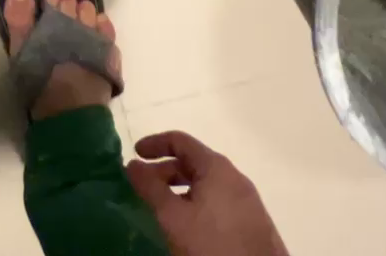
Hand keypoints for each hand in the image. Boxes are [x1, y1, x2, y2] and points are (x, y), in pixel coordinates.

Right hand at [126, 131, 289, 255]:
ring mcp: (247, 203)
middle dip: (164, 171)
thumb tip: (131, 165)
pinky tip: (188, 228)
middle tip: (142, 187)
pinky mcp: (253, 225)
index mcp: (217, 168)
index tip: (133, 155)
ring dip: (179, 190)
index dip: (154, 144)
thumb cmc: (212, 247)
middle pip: (193, 162)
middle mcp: (235, 178)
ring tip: (161, 209)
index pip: (180, 141)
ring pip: (206, 185)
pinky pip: (218, 203)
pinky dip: (197, 204)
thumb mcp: (172, 217)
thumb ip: (149, 187)